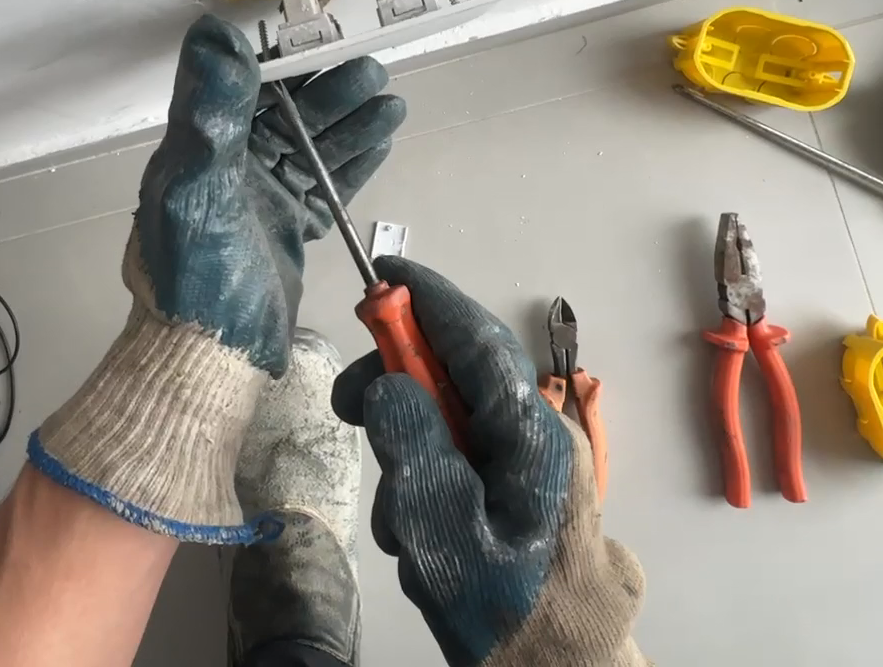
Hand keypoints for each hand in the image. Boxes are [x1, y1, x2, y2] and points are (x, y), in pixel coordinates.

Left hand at [131, 14, 404, 376]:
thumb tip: (214, 32)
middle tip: (373, 72)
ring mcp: (263, 199)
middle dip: (332, 94)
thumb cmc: (197, 271)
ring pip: (313, 150)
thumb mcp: (197, 185)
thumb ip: (208, 111)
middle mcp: (232, 168)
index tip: (322, 43)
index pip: (248, 91)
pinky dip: (352, 165)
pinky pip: (325, 186)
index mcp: (202, 150)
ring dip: (351, 126)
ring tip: (390, 104)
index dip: (287, 65)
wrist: (211, 354)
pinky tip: (378, 143)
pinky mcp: (288, 228)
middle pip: (289, 117)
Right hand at [332, 257, 647, 666]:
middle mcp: (534, 432)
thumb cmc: (505, 610)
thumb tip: (388, 384)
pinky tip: (415, 526)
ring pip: (448, 413)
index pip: (475, 337)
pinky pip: (455, 452)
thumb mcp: (443, 527)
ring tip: (394, 509)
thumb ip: (412, 443)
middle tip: (347, 404)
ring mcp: (525, 460)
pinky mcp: (512, 486)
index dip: (428, 297)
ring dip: (406, 443)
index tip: (384, 272)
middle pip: (458, 370)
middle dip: (398, 377)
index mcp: (531, 431)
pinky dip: (422, 474)